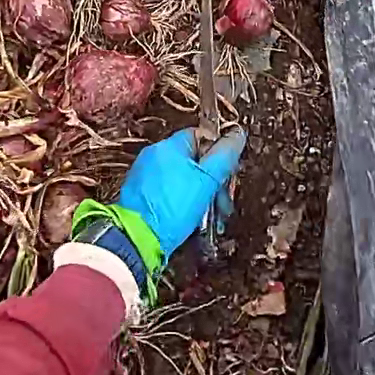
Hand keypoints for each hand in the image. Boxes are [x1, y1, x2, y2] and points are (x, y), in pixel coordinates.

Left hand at [116, 127, 246, 264]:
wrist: (137, 240)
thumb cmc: (172, 208)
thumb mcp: (206, 180)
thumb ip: (224, 156)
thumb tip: (237, 134)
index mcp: (168, 147)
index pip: (201, 136)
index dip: (218, 152)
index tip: (227, 171)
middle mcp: (154, 157)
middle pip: (194, 159)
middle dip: (212, 180)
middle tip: (222, 200)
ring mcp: (146, 177)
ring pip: (184, 178)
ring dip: (201, 194)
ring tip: (211, 216)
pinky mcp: (142, 197)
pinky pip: (170, 192)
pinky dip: (184, 202)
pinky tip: (193, 219)